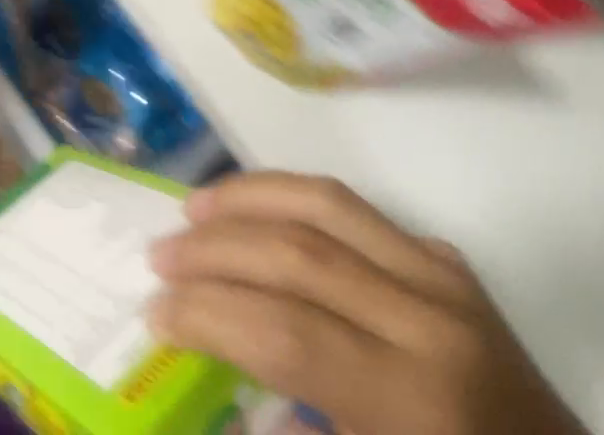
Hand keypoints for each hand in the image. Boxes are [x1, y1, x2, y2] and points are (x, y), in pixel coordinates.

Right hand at [147, 172, 586, 434]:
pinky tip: (257, 208)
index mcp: (413, 398)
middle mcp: (430, 320)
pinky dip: (295, 198)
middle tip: (160, 257)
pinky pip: (359, 209)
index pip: (286, 333)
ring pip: (329, 205)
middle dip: (216, 251)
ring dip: (249, 199)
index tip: (155, 313)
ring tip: (194, 208)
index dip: (208, 316)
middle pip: (300, 257)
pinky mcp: (448, 258)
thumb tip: (225, 405)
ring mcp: (445, 276)